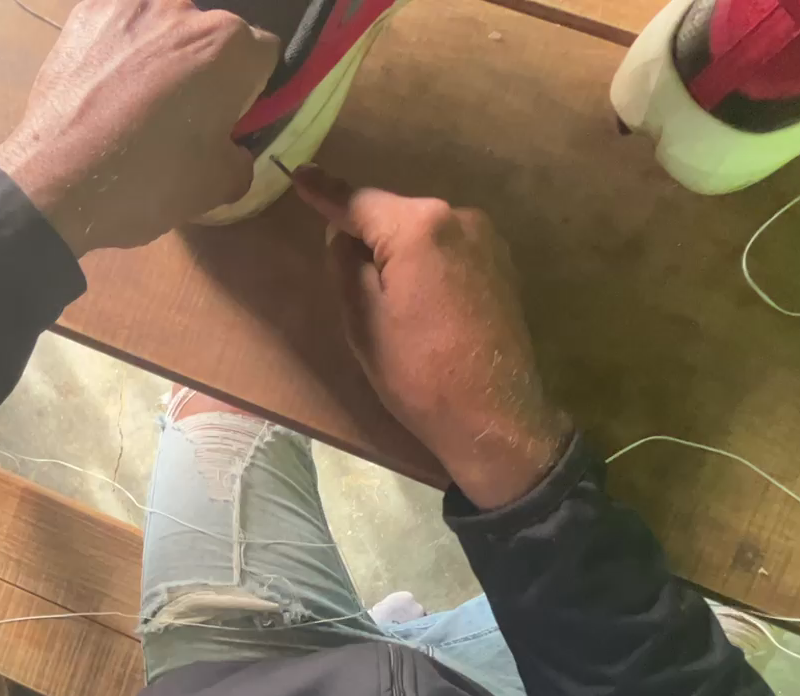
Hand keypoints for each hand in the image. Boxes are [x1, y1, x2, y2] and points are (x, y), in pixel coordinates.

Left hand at [0, 0, 279, 255]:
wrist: (59, 182)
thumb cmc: (148, 184)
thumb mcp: (216, 188)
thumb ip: (242, 158)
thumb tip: (234, 149)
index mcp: (229, 47)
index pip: (263, 57)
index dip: (249, 93)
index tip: (228, 121)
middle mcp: (185, 8)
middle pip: (211, 38)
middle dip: (204, 72)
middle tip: (180, 121)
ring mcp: (131, 3)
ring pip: (164, 29)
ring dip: (161, 58)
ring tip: (135, 106)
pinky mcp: (86, 11)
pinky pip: (120, 28)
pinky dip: (120, 52)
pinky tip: (106, 91)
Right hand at [292, 165, 570, 509]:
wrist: (491, 415)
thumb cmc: (417, 372)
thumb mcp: (363, 322)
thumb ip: (346, 267)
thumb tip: (343, 236)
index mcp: (418, 227)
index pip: (359, 201)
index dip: (324, 192)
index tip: (299, 175)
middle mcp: (458, 217)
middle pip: (394, 216)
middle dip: (366, 235)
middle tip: (344, 275)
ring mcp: (486, 240)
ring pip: (422, 235)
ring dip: (398, 253)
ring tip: (388, 302)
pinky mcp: (500, 265)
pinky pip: (446, 251)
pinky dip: (425, 266)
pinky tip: (421, 305)